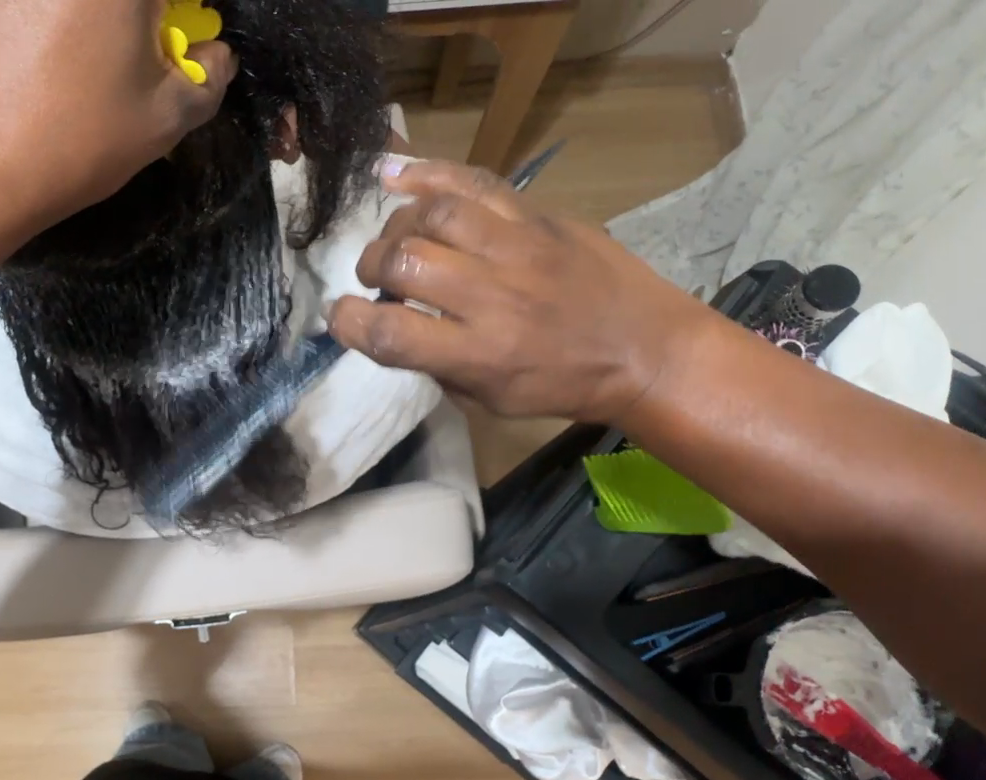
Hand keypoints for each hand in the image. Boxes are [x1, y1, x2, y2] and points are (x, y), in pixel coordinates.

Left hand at [0, 0, 235, 237]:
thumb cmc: (64, 144)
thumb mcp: (159, 122)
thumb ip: (206, 79)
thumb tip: (212, 57)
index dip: (179, 15)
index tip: (175, 42)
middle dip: (133, 16)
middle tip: (127, 51)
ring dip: (75, 20)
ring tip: (64, 63)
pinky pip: (11, 1)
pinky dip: (24, 19)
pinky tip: (13, 61)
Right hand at [327, 161, 723, 423]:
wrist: (643, 348)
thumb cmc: (560, 386)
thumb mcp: (488, 399)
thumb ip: (436, 364)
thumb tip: (394, 327)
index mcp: (478, 354)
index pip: (390, 333)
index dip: (349, 322)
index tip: (341, 317)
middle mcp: (492, 296)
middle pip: (403, 262)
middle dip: (370, 268)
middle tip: (375, 279)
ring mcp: (516, 247)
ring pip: (433, 214)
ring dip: (397, 227)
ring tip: (398, 241)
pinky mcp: (537, 216)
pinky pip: (474, 181)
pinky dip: (427, 174)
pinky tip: (396, 177)